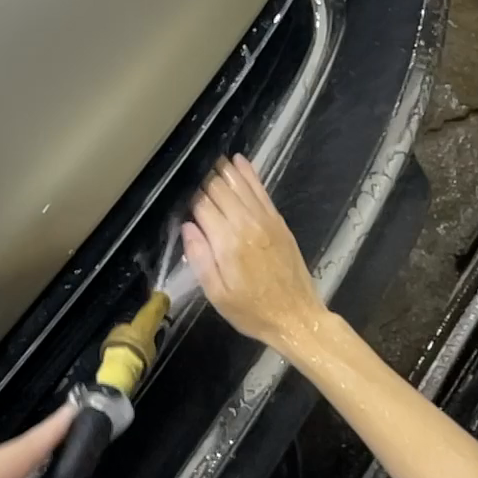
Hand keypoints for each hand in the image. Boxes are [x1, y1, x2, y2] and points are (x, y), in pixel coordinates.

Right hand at [181, 155, 328, 349]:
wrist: (297, 318)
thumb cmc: (252, 311)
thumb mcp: (217, 294)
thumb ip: (199, 258)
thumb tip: (187, 225)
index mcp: (227, 243)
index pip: (202, 205)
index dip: (189, 197)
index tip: (181, 196)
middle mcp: (246, 223)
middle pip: (219, 189)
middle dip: (203, 180)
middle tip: (191, 175)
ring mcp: (265, 219)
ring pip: (239, 184)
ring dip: (223, 170)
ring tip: (210, 159)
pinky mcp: (278, 221)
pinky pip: (261, 190)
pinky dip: (248, 174)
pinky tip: (238, 162)